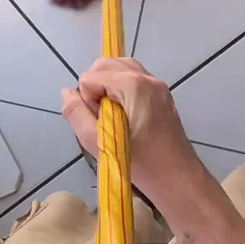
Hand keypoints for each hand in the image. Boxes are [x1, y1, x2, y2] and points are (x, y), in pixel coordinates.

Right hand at [60, 57, 205, 201]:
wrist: (177, 177)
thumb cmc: (139, 163)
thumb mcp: (97, 143)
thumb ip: (76, 114)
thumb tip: (67, 93)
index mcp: (133, 86)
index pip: (90, 77)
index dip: (88, 100)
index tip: (100, 123)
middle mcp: (147, 77)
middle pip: (104, 65)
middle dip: (95, 88)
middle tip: (103, 118)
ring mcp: (157, 83)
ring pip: (118, 68)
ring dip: (106, 87)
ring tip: (111, 115)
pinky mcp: (161, 92)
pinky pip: (131, 77)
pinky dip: (120, 88)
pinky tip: (123, 114)